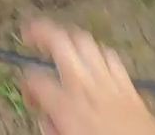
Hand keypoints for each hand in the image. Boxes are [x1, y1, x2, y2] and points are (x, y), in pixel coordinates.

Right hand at [20, 21, 154, 134]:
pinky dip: (97, 51)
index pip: (37, 80)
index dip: (26, 82)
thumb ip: (54, 128)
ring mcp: (108, 80)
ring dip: (69, 36)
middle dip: (40, 30)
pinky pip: (110, 55)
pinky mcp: (128, 84)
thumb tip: (47, 118)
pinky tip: (93, 58)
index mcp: (67, 106)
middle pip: (59, 41)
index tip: (27, 91)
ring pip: (84, 40)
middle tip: (29, 32)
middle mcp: (85, 85)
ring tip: (60, 41)